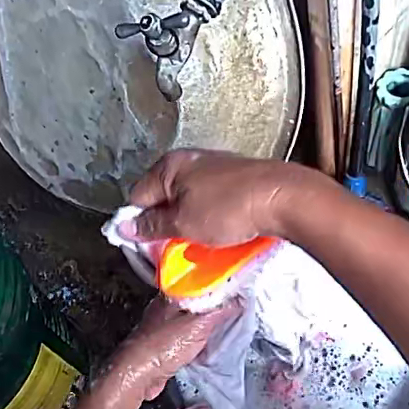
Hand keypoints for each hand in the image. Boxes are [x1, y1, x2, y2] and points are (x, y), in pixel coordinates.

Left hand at [99, 299, 234, 405]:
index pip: (199, 283)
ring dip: (206, 326)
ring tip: (223, 330)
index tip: (237, 292)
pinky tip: (205, 347)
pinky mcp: (162, 346)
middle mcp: (164, 308)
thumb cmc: (164, 346)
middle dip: (214, 307)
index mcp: (171, 296)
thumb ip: (219, 310)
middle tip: (234, 313)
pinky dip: (197, 341)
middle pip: (196, 302)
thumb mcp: (200, 324)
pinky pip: (185, 338)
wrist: (139, 374)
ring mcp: (161, 327)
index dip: (218, 286)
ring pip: (190, 320)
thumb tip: (238, 299)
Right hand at [127, 150, 322, 244]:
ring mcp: (214, 169)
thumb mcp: (183, 223)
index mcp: (169, 166)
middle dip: (163, 224)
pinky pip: (209, 202)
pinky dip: (208, 218)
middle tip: (170, 247)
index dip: (137, 223)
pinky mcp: (234, 180)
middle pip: (162, 198)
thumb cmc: (230, 208)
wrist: (284, 198)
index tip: (144, 244)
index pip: (137, 197)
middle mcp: (189, 161)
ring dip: (187, 223)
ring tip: (195, 243)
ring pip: (186, 202)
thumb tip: (124, 227)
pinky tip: (217, 233)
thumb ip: (150, 225)